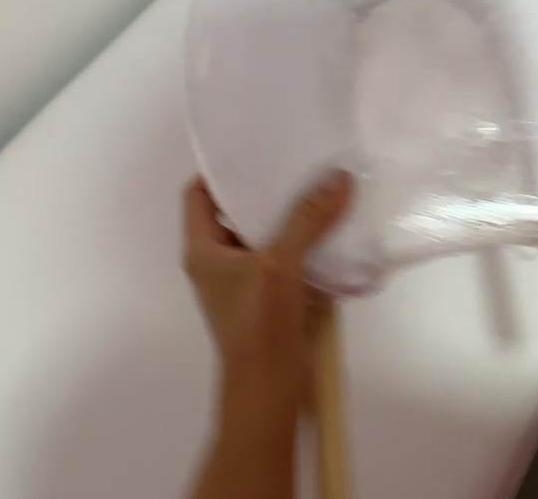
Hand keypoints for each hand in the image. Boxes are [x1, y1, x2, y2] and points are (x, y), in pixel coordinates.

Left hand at [181, 170, 352, 404]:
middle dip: (268, 186)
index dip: (221, 168)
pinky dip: (307, 237)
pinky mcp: (272, 293)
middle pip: (238, 209)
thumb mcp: (280, 264)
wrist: (269, 391)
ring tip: (323, 183)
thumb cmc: (258, 325)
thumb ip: (308, 218)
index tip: (256, 146)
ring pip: (268, 231)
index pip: (199, 194)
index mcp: (203, 250)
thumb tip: (338, 176)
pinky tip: (334, 223)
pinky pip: (288, 252)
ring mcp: (246, 278)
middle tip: (299, 158)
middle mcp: (220, 260)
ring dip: (293, 212)